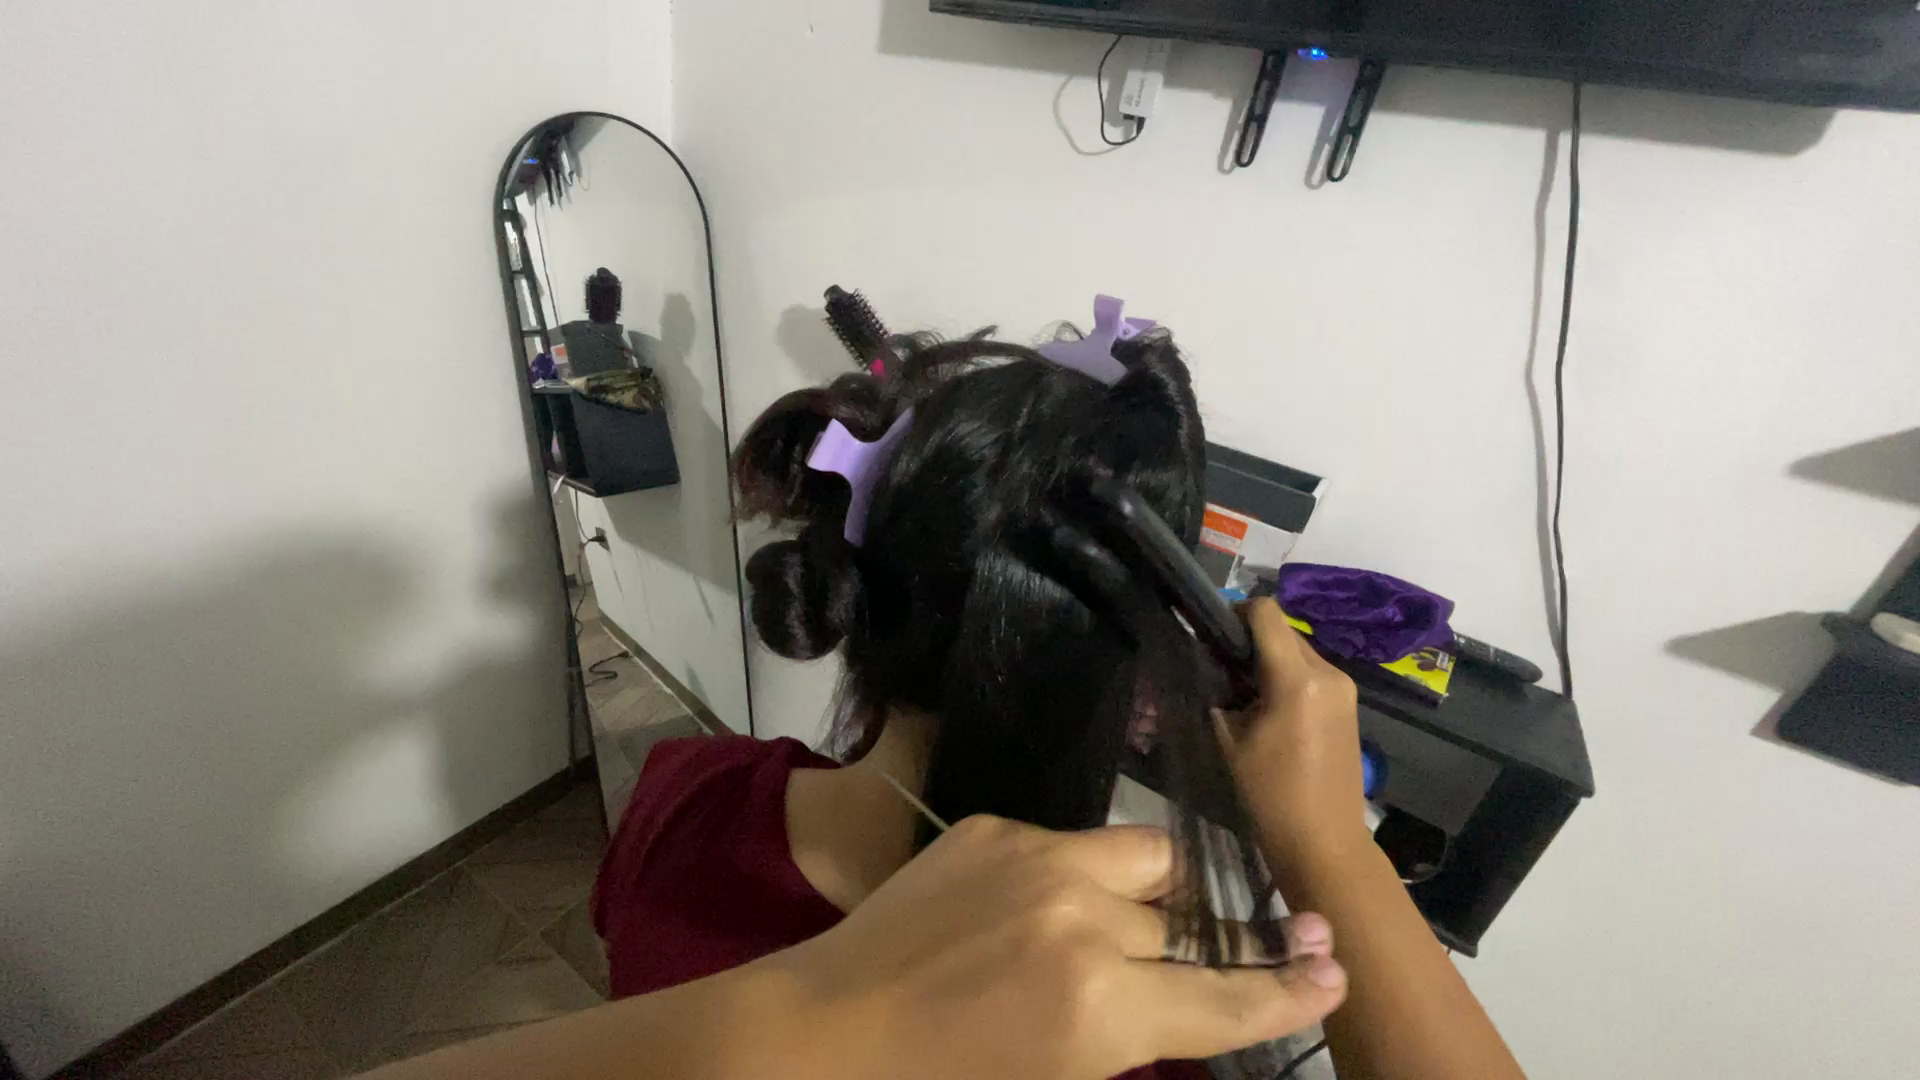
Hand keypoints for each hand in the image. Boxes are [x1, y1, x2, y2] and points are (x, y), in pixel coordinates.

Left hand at [777, 816, 1346, 1079]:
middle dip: (1215, 938)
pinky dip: (1079, 873)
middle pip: (1188, 917)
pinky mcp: (995, 825)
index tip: (1329, 967)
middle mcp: (1077, 914)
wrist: (833, 1025)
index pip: (1221, 995)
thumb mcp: (1063, 1071)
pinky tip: (1045, 902)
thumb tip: (1189, 991)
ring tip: (1140, 913)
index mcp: (1097, 1005)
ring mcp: (1033, 855)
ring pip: (1143, 855)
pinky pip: (1070, 842)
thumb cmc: (947, 1079)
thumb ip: (1136, 1030)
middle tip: (1238, 943)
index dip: (1284, 987)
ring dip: (1156, 888)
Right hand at [1223, 598, 1368, 861]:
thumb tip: (1204, 661)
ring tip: (1238, 694)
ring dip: (1264, 660)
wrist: (1324, 843)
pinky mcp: (1347, 704)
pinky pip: (1309, 672)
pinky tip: (1264, 708)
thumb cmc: (1269, 794)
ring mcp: (1343, 688)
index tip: (1209, 637)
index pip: (1265, 613)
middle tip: (1216, 671)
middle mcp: (1328, 673)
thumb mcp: (1227, 737)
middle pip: (1280, 630)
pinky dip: (1283, 676)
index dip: (1233, 613)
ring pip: (1294, 650)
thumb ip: (1214, 690)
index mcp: (1298, 679)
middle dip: (1246, 642)